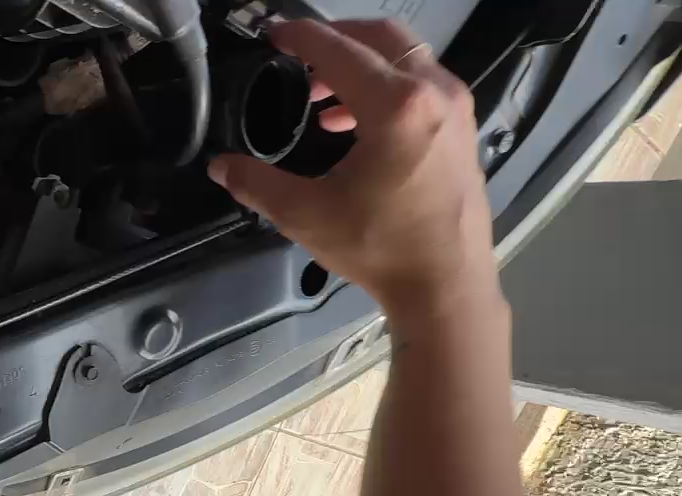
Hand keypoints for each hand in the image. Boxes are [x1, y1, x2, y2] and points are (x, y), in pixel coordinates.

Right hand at [208, 19, 498, 315]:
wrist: (442, 277)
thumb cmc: (376, 246)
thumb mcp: (305, 215)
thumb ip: (258, 184)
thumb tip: (221, 166)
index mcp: (395, 106)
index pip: (341, 51)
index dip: (303, 37)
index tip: (275, 32)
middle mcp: (433, 90)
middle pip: (382, 37)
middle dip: (336, 40)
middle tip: (298, 56)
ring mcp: (454, 104)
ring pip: (405, 57)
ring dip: (360, 65)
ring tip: (321, 96)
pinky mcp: (460, 124)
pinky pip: (419, 83)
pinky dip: (383, 86)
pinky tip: (353, 123)